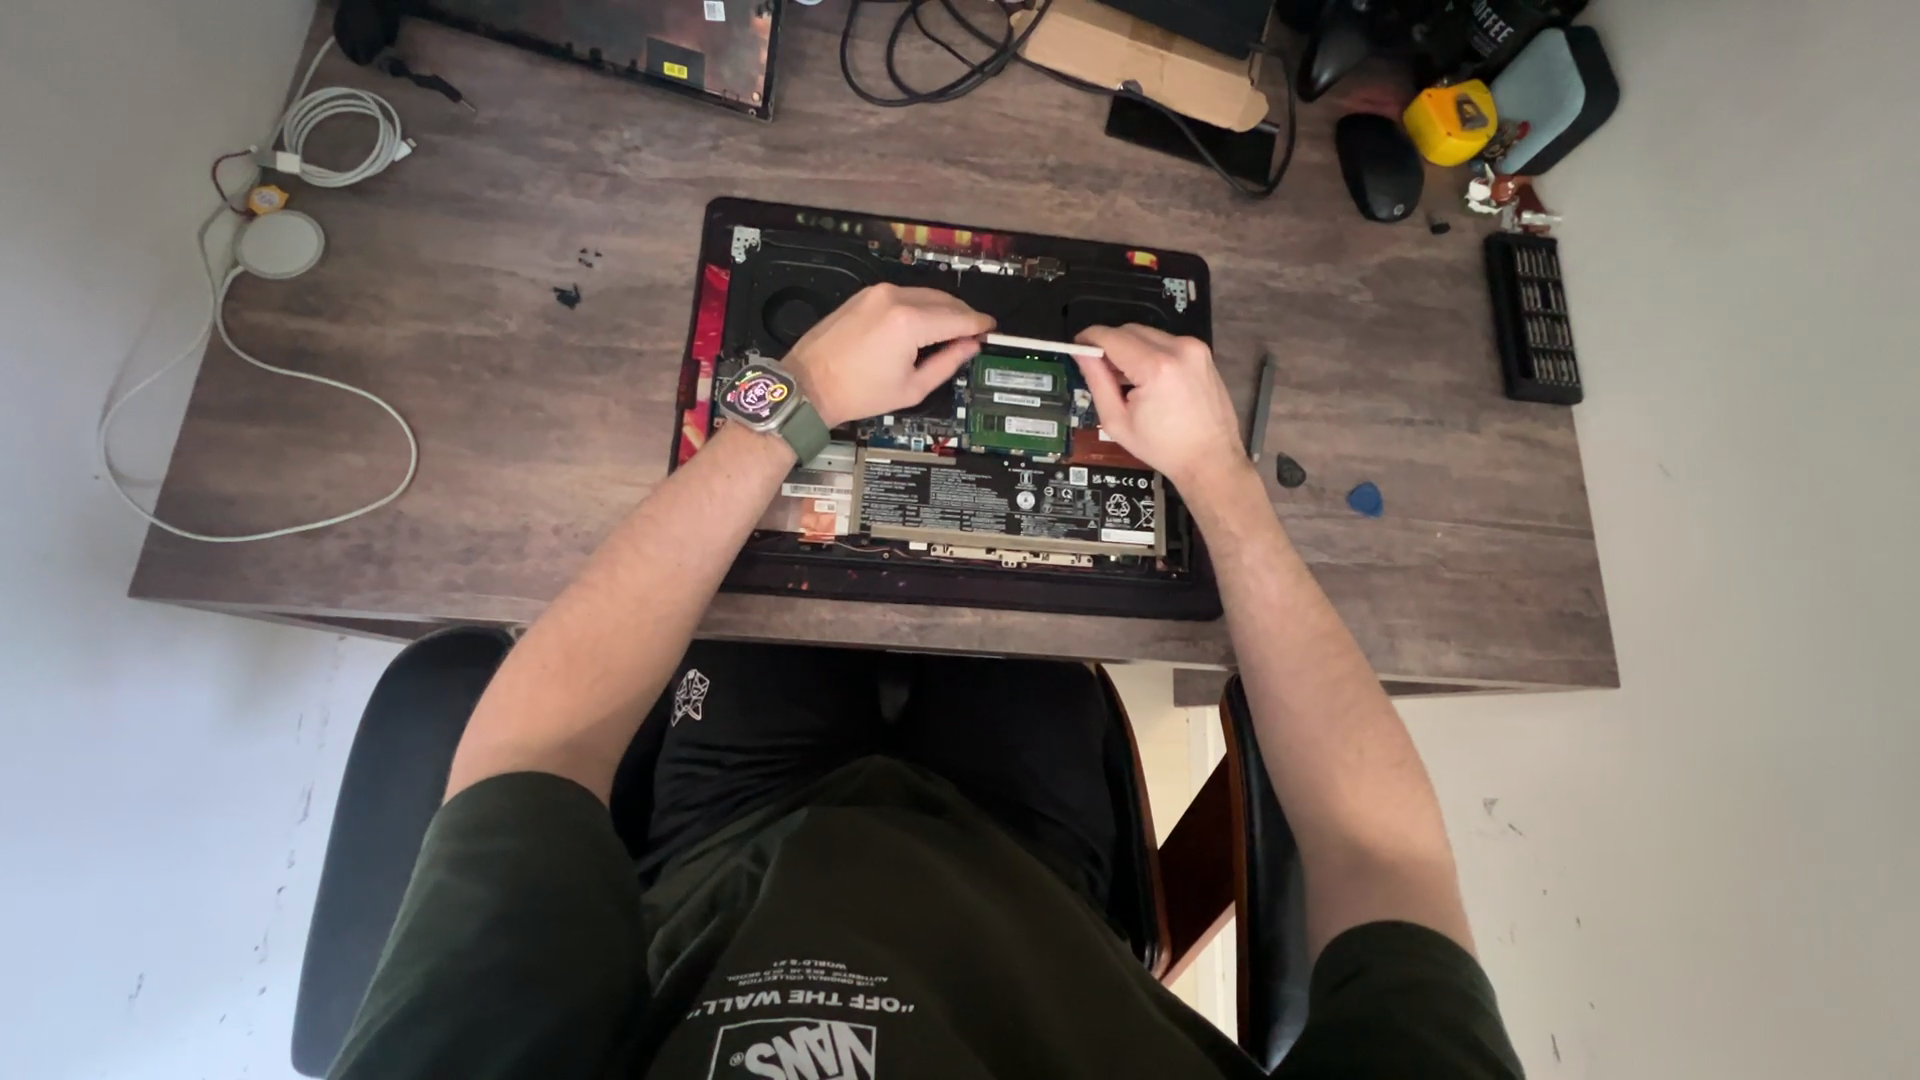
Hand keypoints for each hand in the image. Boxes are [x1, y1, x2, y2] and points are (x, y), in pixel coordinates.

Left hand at [786, 284, 994, 427]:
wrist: (810, 384)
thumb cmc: (856, 392)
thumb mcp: (912, 387)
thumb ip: (947, 363)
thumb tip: (969, 347)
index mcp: (909, 322)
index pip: (958, 317)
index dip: (979, 324)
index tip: (991, 329)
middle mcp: (894, 298)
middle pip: (944, 300)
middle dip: (963, 315)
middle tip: (974, 334)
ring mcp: (878, 293)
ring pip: (925, 294)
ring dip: (942, 310)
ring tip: (951, 332)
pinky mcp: (865, 295)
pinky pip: (904, 295)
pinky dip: (921, 307)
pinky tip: (924, 325)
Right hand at [1073, 324, 1248, 489]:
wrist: (1210, 458)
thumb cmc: (1163, 447)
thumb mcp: (1117, 421)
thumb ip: (1097, 382)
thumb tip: (1081, 354)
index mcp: (1156, 367)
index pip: (1112, 337)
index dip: (1090, 338)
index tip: (1078, 345)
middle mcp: (1179, 349)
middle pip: (1130, 330)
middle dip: (1110, 344)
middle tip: (1099, 369)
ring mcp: (1195, 349)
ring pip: (1148, 334)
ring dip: (1130, 349)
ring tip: (1125, 380)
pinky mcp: (1203, 354)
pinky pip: (1166, 343)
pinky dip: (1150, 354)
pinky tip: (1147, 380)